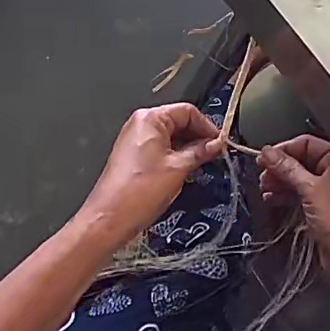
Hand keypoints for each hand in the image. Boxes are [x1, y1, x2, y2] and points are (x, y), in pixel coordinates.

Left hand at [76, 104, 226, 247]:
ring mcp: (135, 140)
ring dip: (188, 148)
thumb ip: (201, 152)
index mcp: (150, 119)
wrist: (109, 219)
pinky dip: (175, 155)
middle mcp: (140, 124)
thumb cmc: (137, 193)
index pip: (188, 111)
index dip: (207, 126)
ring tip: (201, 164)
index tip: (220, 142)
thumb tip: (216, 144)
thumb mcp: (179, 168)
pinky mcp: (133, 155)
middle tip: (214, 153)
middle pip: (179, 121)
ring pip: (171, 136)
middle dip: (198, 137)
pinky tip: (185, 170)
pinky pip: (161, 147)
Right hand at [256, 136, 329, 286]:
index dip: (284, 149)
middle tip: (262, 173)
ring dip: (282, 182)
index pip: (308, 144)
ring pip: (302, 180)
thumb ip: (287, 168)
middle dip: (281, 167)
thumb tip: (270, 153)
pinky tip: (273, 199)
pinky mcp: (327, 212)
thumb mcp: (310, 189)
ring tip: (265, 187)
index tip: (264, 157)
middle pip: (304, 161)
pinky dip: (288, 196)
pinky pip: (304, 197)